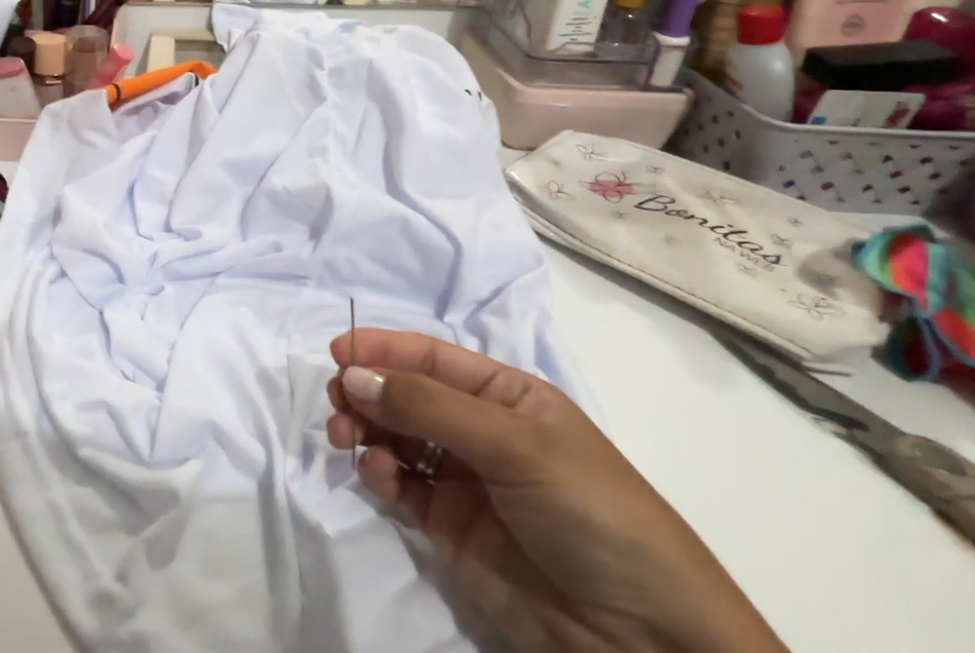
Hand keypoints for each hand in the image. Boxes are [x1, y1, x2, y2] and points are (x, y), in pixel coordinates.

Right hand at [328, 330, 785, 652]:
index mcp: (509, 395)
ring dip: (366, 431)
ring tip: (344, 437)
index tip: (336, 351)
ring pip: (397, 439)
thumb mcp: (513, 444)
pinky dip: (381, 475)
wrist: (637, 632)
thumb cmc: (587, 510)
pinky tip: (377, 475)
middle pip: (409, 396)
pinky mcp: (449, 526)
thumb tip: (354, 375)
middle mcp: (482, 430)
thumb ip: (428, 407)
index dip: (385, 349)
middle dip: (370, 392)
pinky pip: (402, 487)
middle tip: (337, 402)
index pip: (434, 358)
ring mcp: (465, 480)